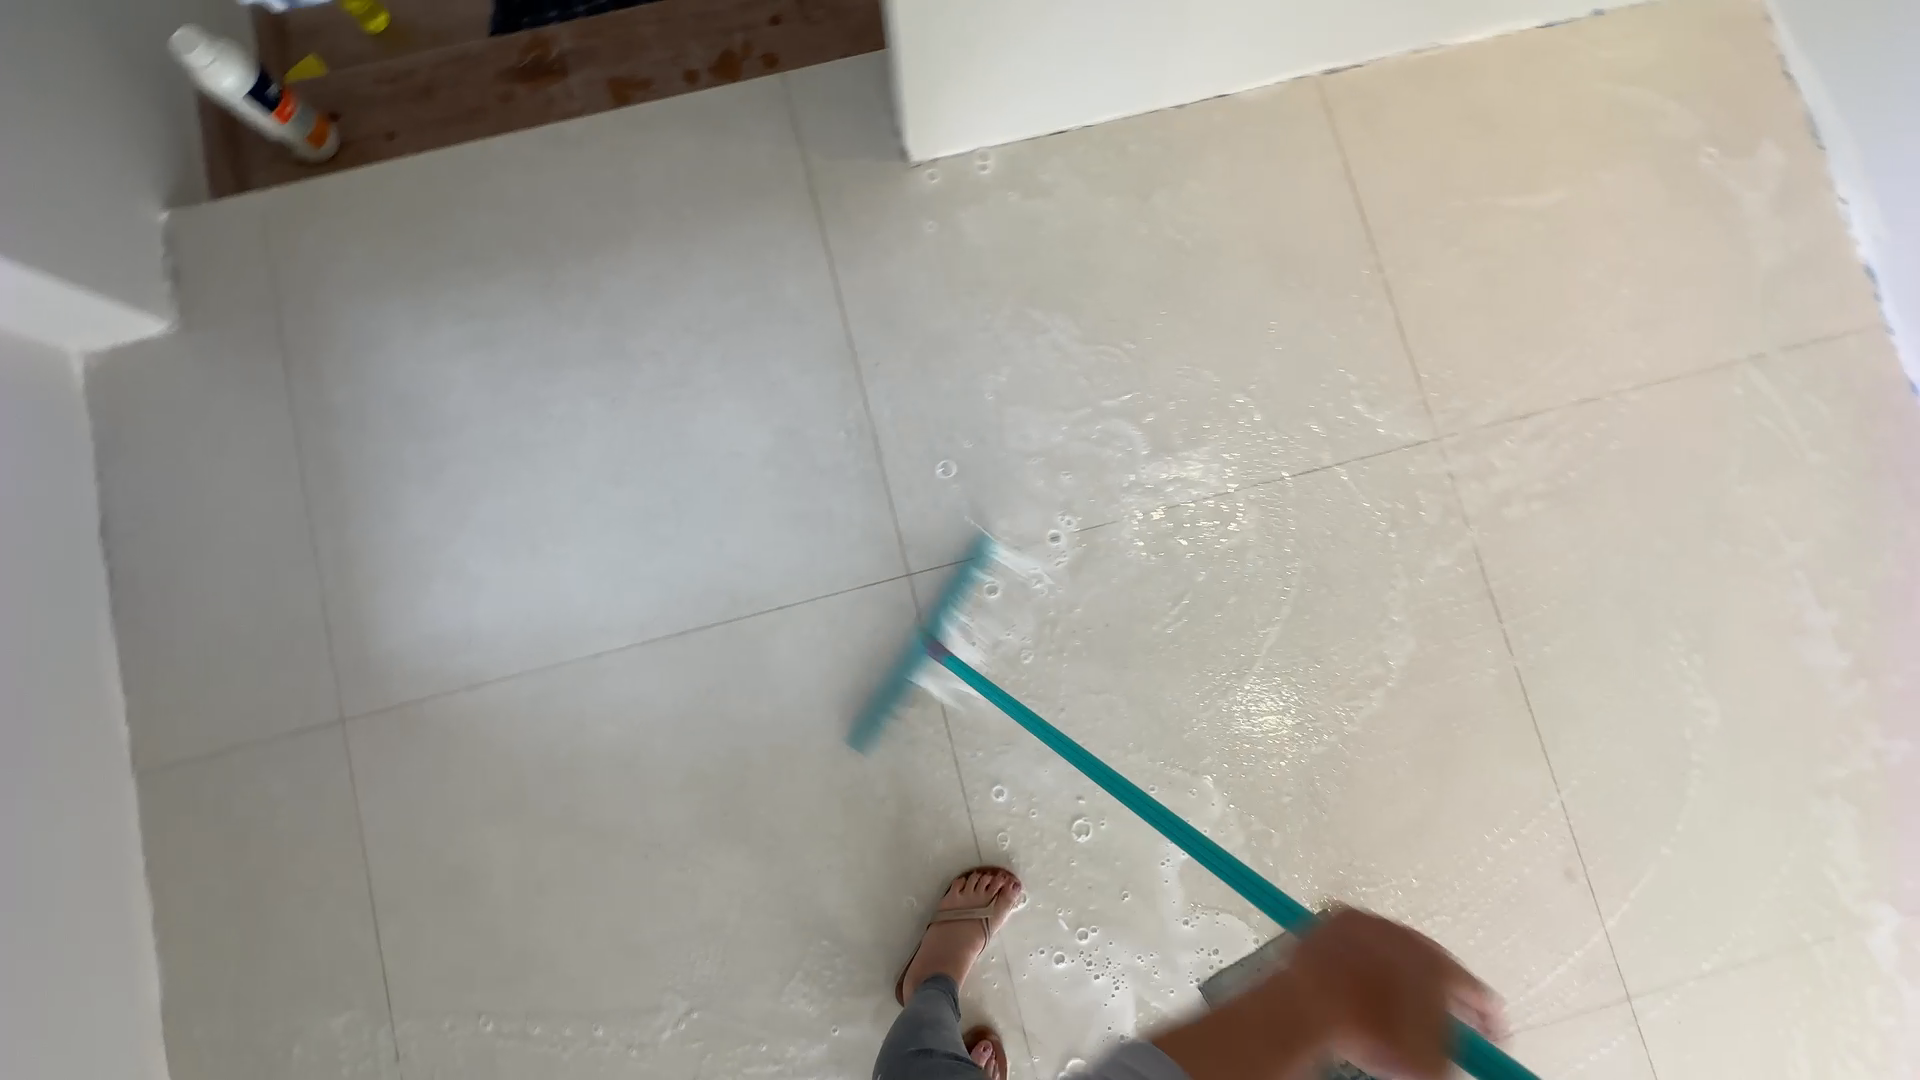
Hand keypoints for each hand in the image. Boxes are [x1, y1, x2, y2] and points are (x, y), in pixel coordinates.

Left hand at [1268, 906, 1503, 1078]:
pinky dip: (1370, 956)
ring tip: (1400, 996)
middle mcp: (1407, 935)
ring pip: (1397, 947)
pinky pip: (1363, 938)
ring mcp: (1370, 922)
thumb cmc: (1373, 1036)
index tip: (1491, 1033)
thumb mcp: (1428, 1064)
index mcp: (1437, 965)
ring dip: (1404, 970)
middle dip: (1443, 990)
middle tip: (1445, 1014)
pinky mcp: (1337, 918)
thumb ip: (1450, 1052)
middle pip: (1435, 963)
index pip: (1476, 990)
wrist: (1311, 1005)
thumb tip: (1448, 1049)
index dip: (1487, 1015)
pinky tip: (1366, 975)